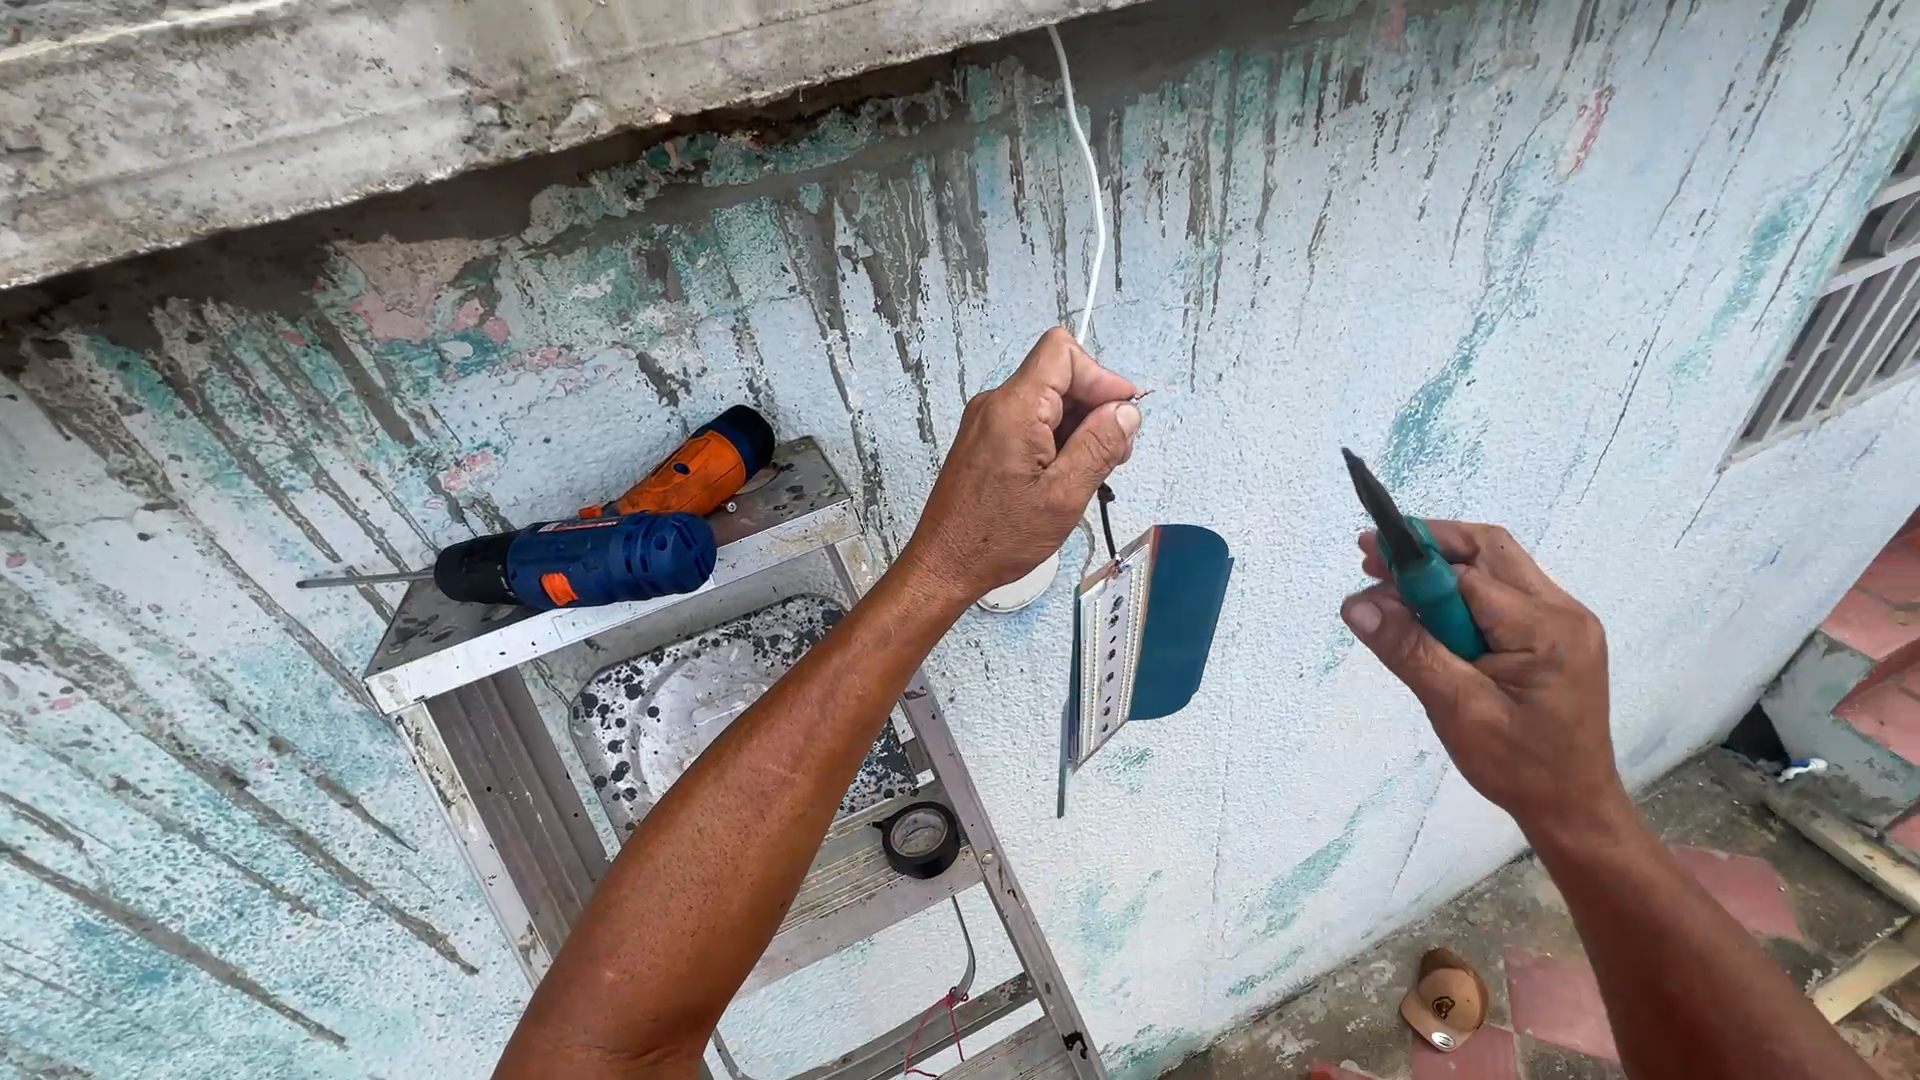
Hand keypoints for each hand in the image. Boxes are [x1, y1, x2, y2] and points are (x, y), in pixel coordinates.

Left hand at [899, 327, 1139, 604]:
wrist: (945, 565)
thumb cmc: (998, 538)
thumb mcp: (1063, 495)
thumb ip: (1099, 446)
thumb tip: (1127, 410)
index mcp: (1014, 408)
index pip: (1062, 352)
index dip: (1100, 378)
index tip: (1120, 418)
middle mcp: (995, 404)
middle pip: (1058, 376)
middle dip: (1094, 408)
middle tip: (1111, 457)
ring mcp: (986, 422)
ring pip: (1047, 402)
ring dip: (1078, 429)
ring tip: (1087, 475)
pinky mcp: (984, 441)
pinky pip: (1030, 423)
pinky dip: (1055, 441)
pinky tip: (1063, 477)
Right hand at [1339, 521, 1627, 844]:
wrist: (1572, 807)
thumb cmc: (1518, 765)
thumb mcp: (1456, 708)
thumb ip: (1409, 650)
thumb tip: (1357, 605)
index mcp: (1546, 629)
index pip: (1468, 573)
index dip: (1414, 562)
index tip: (1366, 558)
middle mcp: (1561, 613)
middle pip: (1488, 550)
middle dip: (1428, 546)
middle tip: (1372, 559)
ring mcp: (1561, 623)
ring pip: (1492, 568)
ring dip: (1439, 569)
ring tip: (1388, 589)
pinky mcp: (1550, 636)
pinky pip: (1497, 595)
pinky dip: (1455, 594)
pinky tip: (1425, 616)